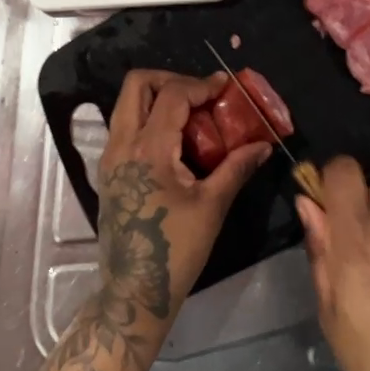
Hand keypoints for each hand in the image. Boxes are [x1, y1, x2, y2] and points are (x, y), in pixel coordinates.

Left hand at [96, 69, 270, 304]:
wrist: (134, 290)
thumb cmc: (176, 249)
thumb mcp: (212, 206)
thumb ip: (236, 167)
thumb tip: (262, 145)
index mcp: (148, 149)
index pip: (172, 96)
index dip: (200, 84)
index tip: (224, 85)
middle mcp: (122, 144)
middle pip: (136, 85)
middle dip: (170, 79)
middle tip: (200, 94)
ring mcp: (109, 156)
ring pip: (126, 104)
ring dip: (157, 98)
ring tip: (191, 114)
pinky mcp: (107, 170)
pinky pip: (124, 126)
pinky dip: (147, 118)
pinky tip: (175, 139)